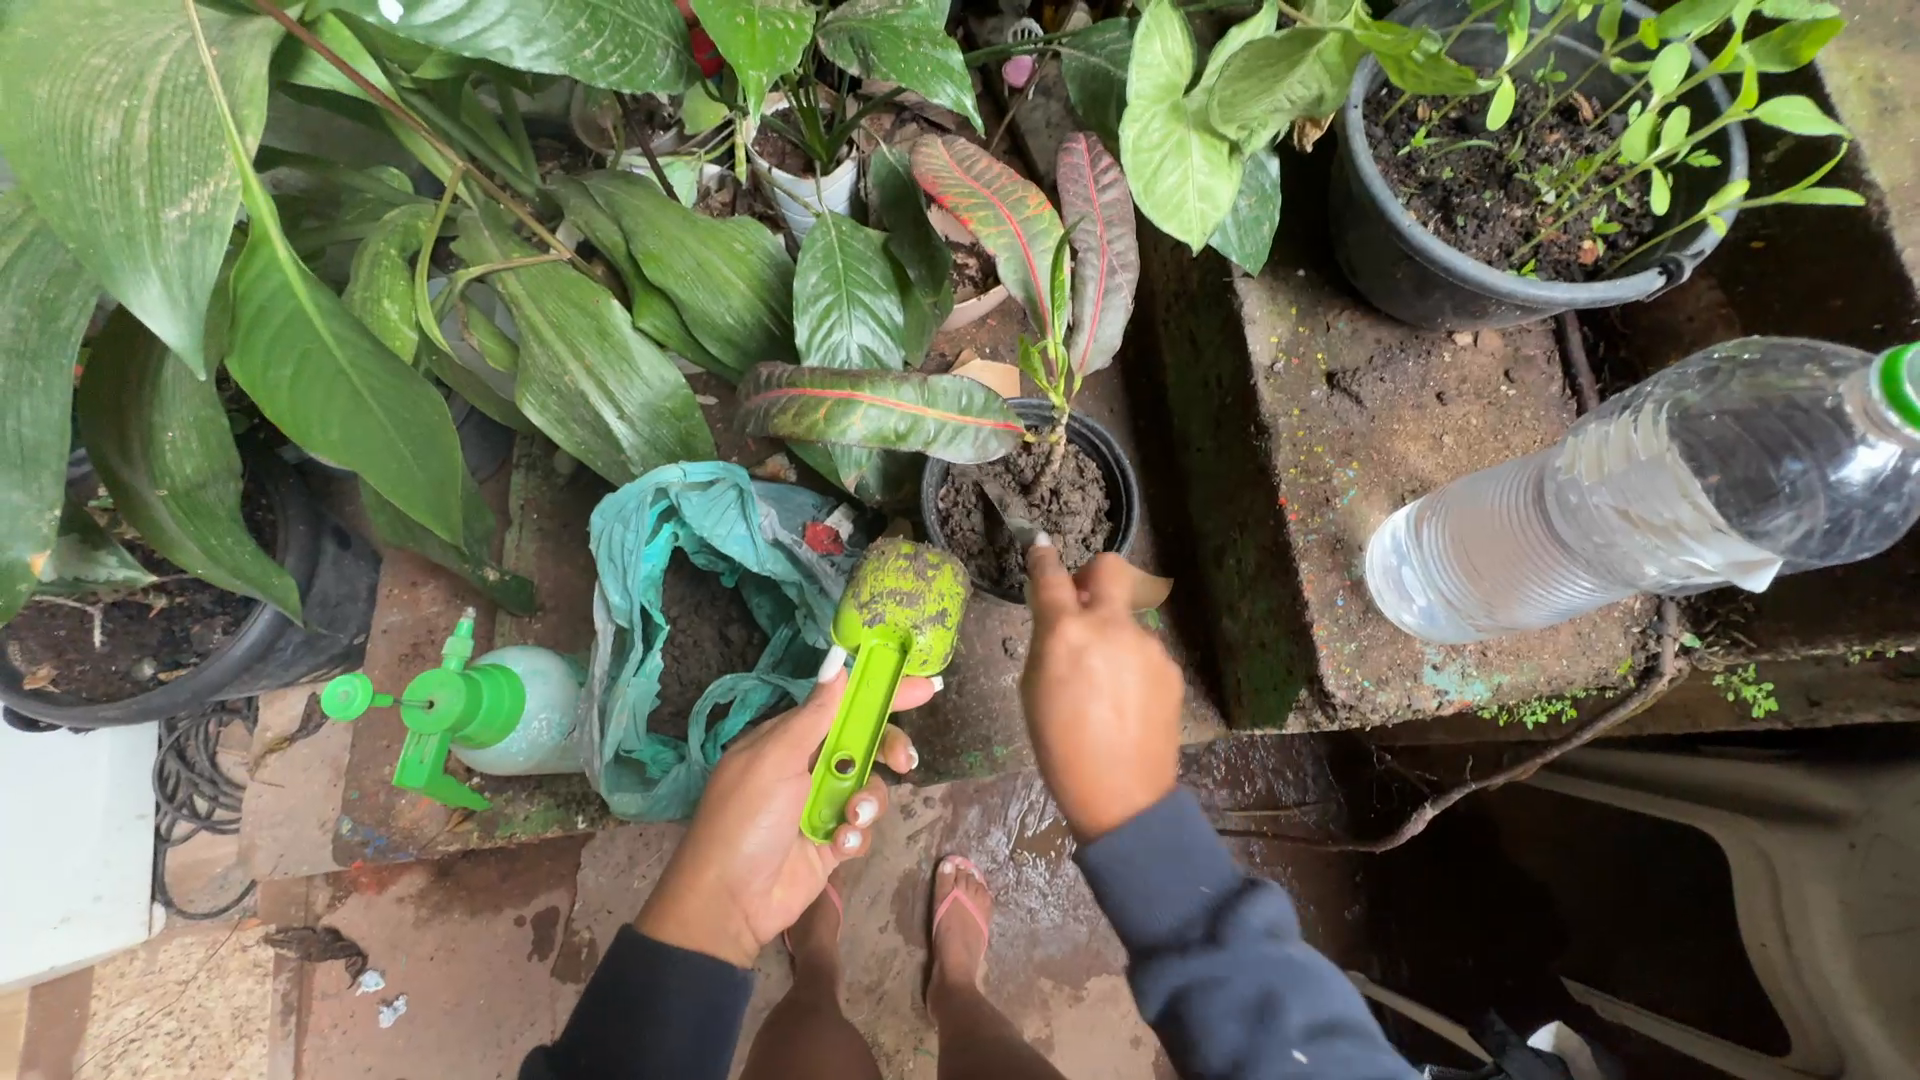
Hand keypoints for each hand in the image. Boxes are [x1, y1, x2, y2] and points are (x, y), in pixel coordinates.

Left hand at [635, 651, 929, 967]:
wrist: (727, 904)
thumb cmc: (745, 819)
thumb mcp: (776, 759)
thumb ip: (815, 714)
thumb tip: (836, 660)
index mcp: (789, 739)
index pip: (843, 705)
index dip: (882, 695)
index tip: (924, 690)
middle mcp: (807, 766)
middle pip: (866, 743)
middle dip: (889, 749)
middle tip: (904, 761)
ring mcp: (821, 805)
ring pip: (871, 787)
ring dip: (868, 801)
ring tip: (852, 819)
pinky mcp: (832, 841)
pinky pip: (862, 826)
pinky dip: (855, 834)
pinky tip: (838, 845)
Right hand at [1021, 542, 1182, 841]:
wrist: (1122, 794)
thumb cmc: (1059, 746)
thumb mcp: (1033, 689)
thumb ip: (1047, 641)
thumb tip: (1058, 617)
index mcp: (1066, 632)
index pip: (1051, 575)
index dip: (1043, 556)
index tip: (1041, 547)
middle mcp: (1111, 626)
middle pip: (1111, 567)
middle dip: (1094, 573)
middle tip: (1084, 602)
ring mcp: (1147, 645)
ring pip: (1127, 618)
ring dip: (1112, 633)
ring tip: (1105, 683)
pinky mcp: (1170, 666)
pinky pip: (1144, 650)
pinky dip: (1131, 662)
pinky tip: (1126, 700)